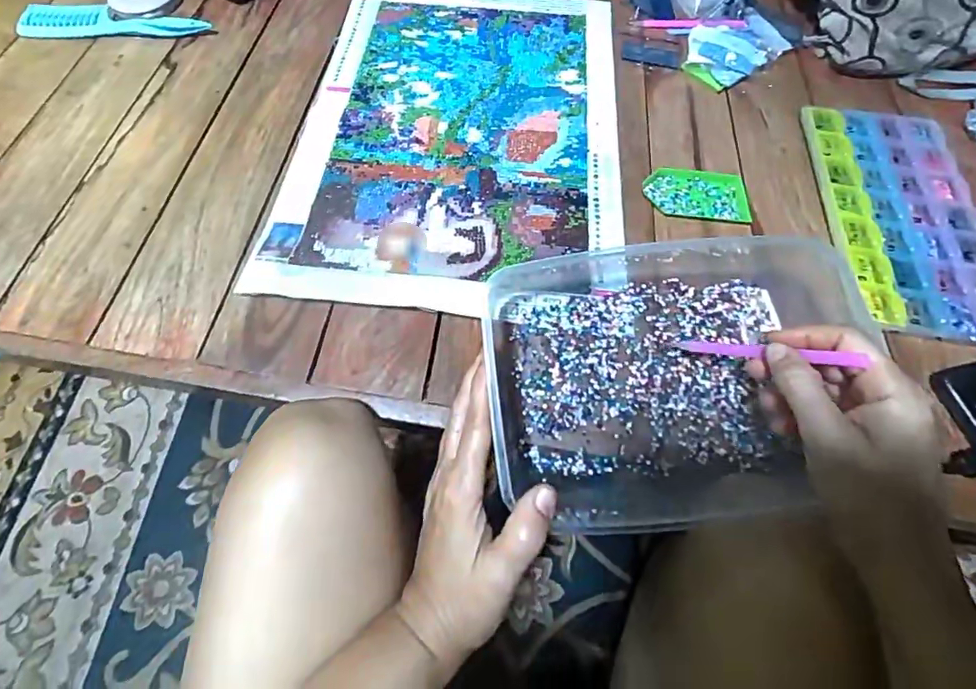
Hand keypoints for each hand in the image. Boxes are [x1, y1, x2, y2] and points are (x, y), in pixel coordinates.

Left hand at [394, 357, 555, 671]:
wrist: (427, 626)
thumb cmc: (464, 601)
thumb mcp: (500, 574)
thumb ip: (523, 534)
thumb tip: (548, 489)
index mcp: (459, 490)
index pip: (472, 430)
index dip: (480, 392)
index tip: (489, 358)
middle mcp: (446, 478)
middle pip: (459, 419)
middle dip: (472, 381)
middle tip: (489, 349)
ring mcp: (442, 484)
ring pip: (454, 428)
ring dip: (467, 395)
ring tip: (484, 368)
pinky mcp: (446, 493)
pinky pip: (457, 443)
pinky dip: (467, 418)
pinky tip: (479, 414)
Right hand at [745, 326, 946, 545]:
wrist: (898, 567)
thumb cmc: (866, 496)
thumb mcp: (825, 435)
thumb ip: (798, 385)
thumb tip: (772, 347)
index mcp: (895, 391)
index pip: (845, 340)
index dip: (802, 337)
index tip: (763, 345)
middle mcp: (893, 399)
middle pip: (835, 364)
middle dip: (792, 368)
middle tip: (753, 374)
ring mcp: (882, 422)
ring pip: (829, 389)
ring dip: (793, 393)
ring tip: (766, 409)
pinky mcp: (870, 442)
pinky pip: (833, 413)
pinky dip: (805, 414)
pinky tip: (782, 427)